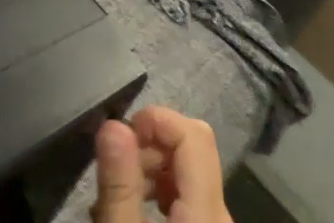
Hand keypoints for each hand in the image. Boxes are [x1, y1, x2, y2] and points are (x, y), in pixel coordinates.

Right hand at [90, 106, 231, 222]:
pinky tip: (133, 207)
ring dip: (150, 167)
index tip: (119, 132)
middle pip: (192, 148)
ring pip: (188, 170)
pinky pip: (188, 192)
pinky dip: (159, 188)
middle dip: (148, 145)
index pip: (195, 134)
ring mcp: (216, 221)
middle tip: (113, 168)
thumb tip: (112, 124)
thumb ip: (119, 184)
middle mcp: (221, 211)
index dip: (157, 119)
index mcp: (207, 210)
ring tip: (116, 191)